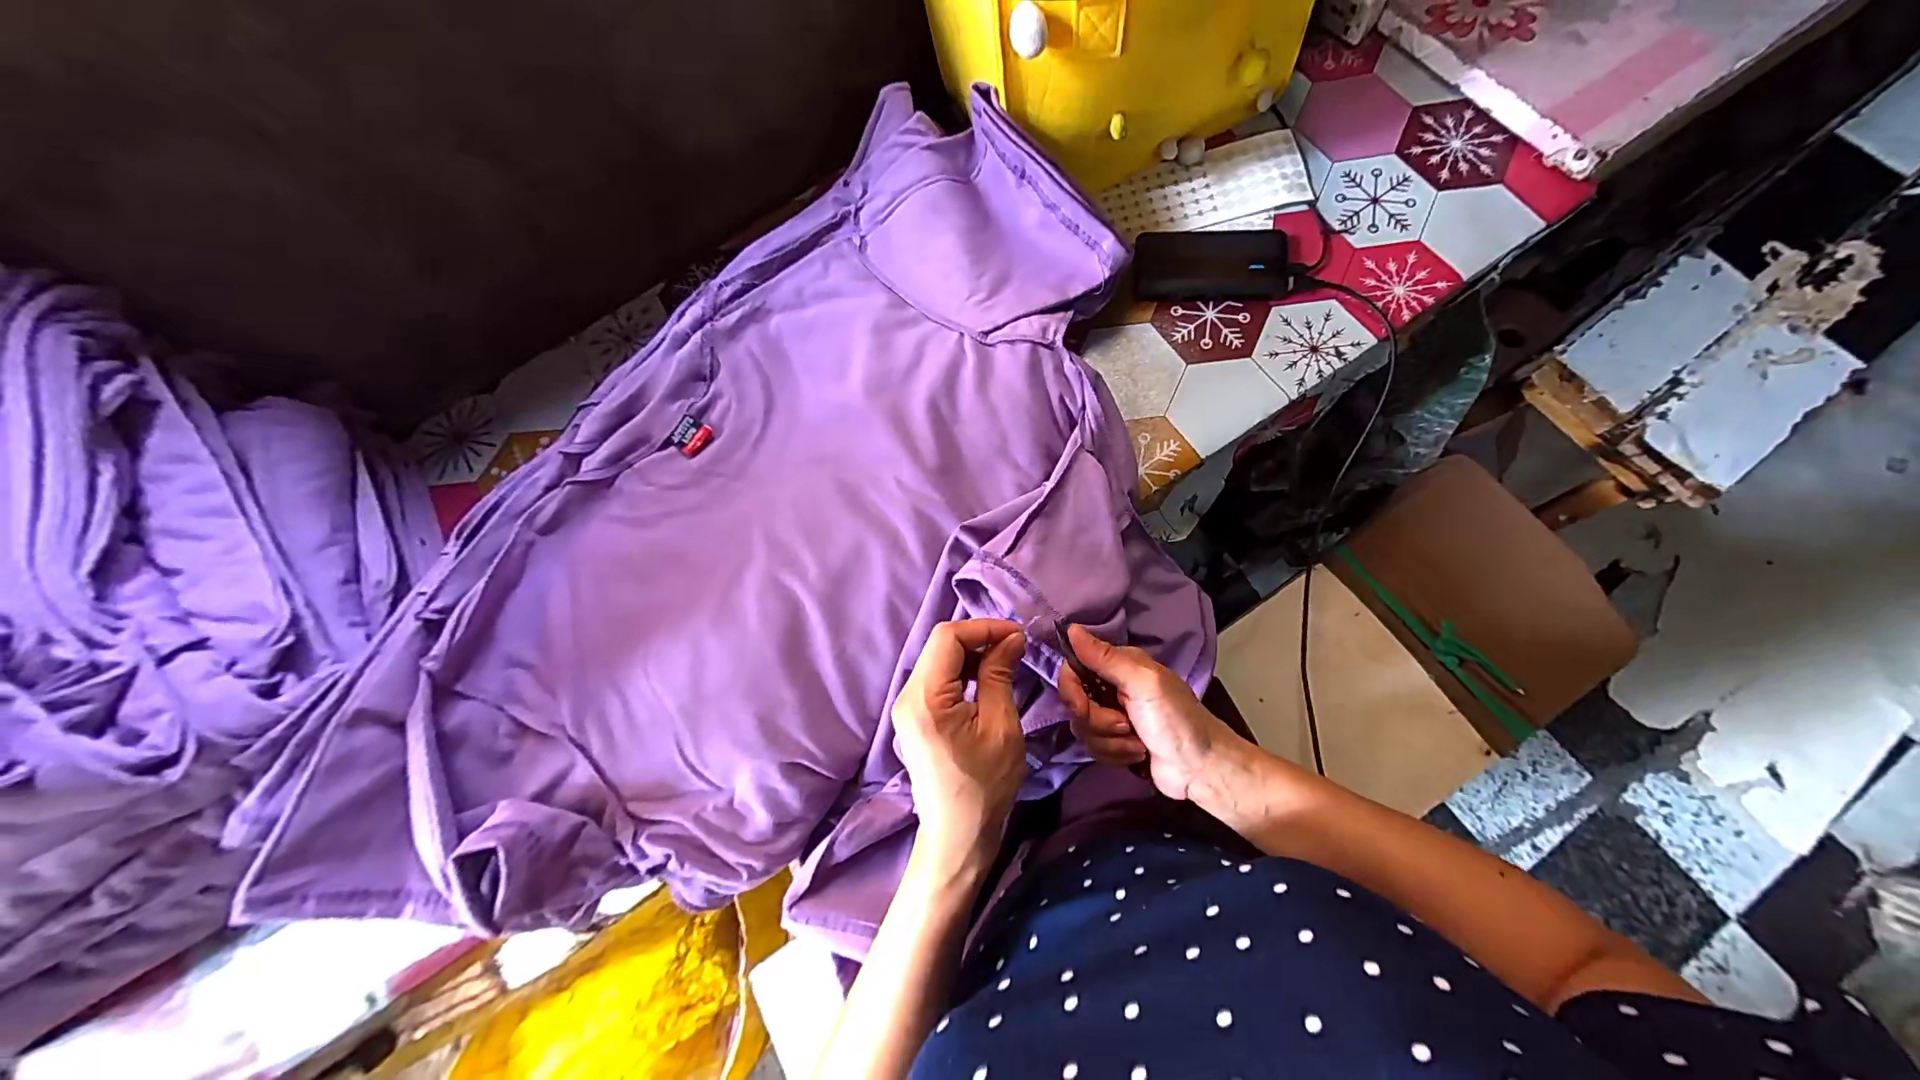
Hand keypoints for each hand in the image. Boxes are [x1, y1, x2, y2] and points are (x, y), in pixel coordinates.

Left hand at [893, 619, 1030, 865]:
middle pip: (940, 645)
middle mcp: (907, 696)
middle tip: (1016, 647)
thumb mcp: (1001, 727)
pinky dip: (963, 671)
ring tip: (1007, 660)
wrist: (956, 836)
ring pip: (939, 660)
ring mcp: (906, 707)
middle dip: (979, 638)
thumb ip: (1000, 675)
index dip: (984, 627)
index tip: (1018, 636)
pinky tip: (987, 678)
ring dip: (972, 654)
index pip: (948, 638)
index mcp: (925, 698)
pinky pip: (937, 679)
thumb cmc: (984, 785)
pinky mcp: (914, 717)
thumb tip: (1011, 638)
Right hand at [1057, 624, 1243, 800]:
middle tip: (1126, 725)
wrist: (1201, 768)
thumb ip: (1106, 658)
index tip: (1085, 707)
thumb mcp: (1144, 683)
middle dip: (1097, 721)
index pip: (1073, 671)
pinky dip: (1116, 754)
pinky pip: (1094, 747)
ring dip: (1110, 741)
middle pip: (1075, 704)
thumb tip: (1071, 629)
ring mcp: (1113, 716)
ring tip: (1137, 742)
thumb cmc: (1176, 720)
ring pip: (1084, 729)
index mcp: (1119, 665)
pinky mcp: (1115, 742)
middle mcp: (1112, 687)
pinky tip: (1138, 752)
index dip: (1073, 692)